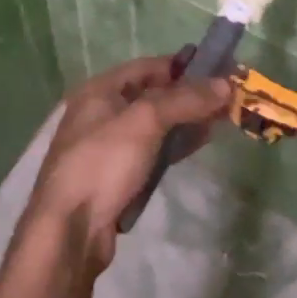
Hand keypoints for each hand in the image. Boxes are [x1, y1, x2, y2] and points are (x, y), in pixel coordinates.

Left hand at [25, 56, 231, 269]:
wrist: (69, 231)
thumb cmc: (103, 162)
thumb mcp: (146, 120)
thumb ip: (186, 99)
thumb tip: (227, 84)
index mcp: (99, 90)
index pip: (148, 66)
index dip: (182, 66)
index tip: (217, 70)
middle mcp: (101, 113)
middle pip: (152, 95)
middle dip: (189, 96)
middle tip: (225, 99)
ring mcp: (108, 148)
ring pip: (154, 125)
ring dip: (185, 121)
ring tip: (220, 121)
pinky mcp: (116, 177)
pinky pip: (151, 151)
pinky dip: (173, 146)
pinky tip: (197, 145)